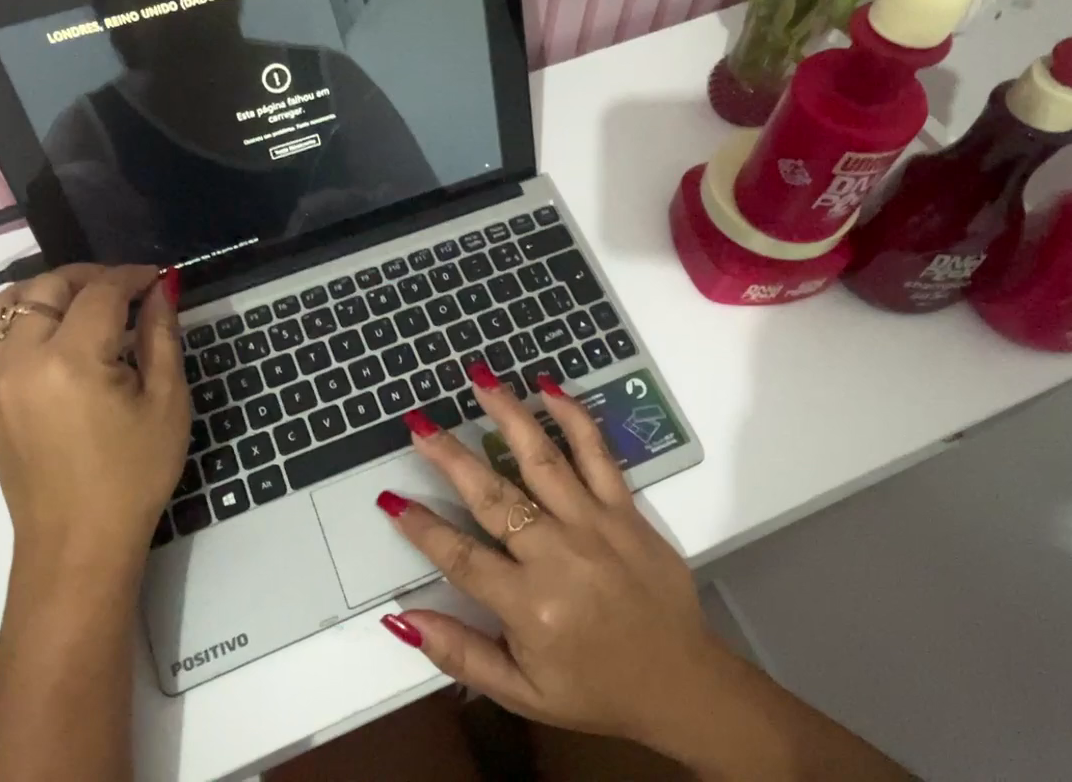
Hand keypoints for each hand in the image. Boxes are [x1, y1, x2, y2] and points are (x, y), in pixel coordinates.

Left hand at [0, 264, 186, 560]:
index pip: (101, 292)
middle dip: (92, 277)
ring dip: (48, 290)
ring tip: (84, 303)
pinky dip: (22, 316)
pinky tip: (56, 333)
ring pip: (9, 303)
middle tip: (130, 290)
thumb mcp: (166, 403)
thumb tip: (161, 291)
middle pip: (49, 287)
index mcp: (71, 360)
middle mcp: (23, 359)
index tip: (159, 278)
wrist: (78, 541)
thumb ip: (161, 336)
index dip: (134, 277)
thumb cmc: (134, 475)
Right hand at [377, 365, 732, 754]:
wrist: (681, 681)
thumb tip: (402, 618)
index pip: (460, 555)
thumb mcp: (522, 692)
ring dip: (507, 415)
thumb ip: (460, 653)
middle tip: (418, 424)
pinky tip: (548, 388)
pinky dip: (573, 418)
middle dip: (449, 457)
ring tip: (478, 379)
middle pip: (492, 495)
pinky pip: (598, 455)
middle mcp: (559, 555)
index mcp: (529, 605)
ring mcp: (595, 525)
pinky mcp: (625, 510)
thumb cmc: (595, 688)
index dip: (421, 527)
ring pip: (542, 459)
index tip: (390, 498)